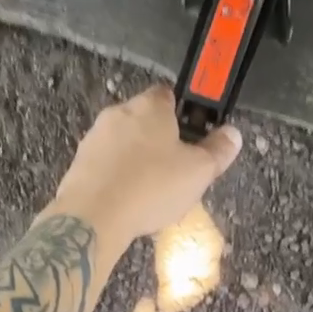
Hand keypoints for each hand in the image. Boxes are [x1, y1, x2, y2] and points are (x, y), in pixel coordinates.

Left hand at [45, 85, 242, 249]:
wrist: (93, 217)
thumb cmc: (152, 187)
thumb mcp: (198, 172)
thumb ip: (218, 151)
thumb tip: (233, 133)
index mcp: (150, 106)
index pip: (170, 94)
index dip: (185, 114)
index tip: (194, 139)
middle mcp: (118, 112)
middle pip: (145, 120)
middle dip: (160, 141)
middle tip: (177, 171)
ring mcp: (94, 137)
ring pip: (124, 143)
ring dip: (137, 160)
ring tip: (152, 192)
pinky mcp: (79, 163)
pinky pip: (107, 165)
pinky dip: (118, 177)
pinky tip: (128, 201)